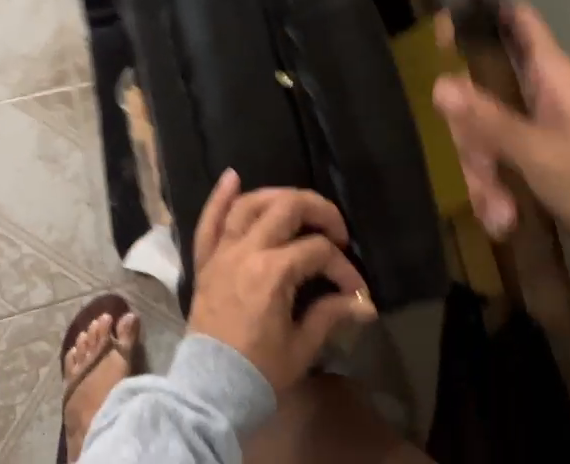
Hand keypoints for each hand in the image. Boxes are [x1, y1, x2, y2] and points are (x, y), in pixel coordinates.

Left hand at [186, 170, 377, 391]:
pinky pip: (208, 222)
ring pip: (249, 205)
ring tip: (299, 202)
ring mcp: (222, 253)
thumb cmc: (260, 372)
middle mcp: (246, 251)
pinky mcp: (205, 262)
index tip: (354, 290)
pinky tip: (233, 176)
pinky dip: (219, 198)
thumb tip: (365, 304)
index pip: (317, 251)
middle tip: (336, 230)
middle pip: (286, 209)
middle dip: (318, 211)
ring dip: (276, 196)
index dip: (342, 267)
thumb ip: (330, 315)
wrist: (211, 392)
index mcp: (273, 272)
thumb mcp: (302, 347)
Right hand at [433, 2, 569, 241]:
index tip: (442, 29)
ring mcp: (536, 123)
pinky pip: (498, 157)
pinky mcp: (534, 154)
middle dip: (471, 132)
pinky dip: (495, 188)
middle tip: (476, 170)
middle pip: (483, 87)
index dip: (482, 14)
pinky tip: (501, 218)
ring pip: (485, 129)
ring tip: (497, 211)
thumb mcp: (539, 153)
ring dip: (483, 173)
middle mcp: (540, 91)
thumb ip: (488, 119)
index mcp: (551, 75)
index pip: (518, 21)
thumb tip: (437, 84)